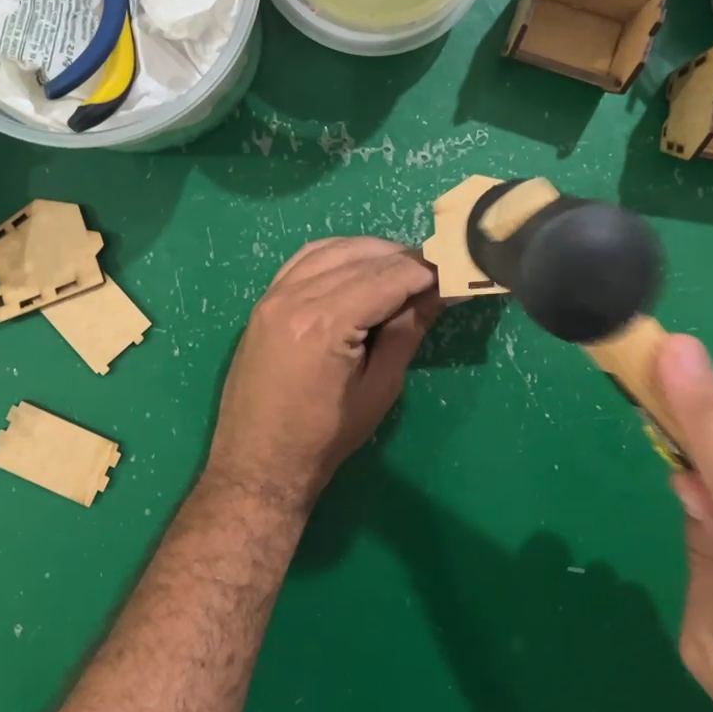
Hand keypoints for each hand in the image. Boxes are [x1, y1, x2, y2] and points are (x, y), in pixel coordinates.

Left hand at [204, 238, 441, 510]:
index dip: (425, 271)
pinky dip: (336, 254)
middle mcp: (296, 297)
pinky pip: (304, 259)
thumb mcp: (379, 388)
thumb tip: (439, 293)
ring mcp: (273, 296)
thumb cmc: (325, 438)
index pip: (388, 277)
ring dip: (371, 252)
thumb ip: (408, 331)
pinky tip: (358, 265)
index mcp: (325, 324)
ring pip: (332, 249)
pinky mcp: (263, 301)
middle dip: (403, 259)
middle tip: (435, 273)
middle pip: (361, 257)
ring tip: (402, 268)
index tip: (453, 272)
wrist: (259, 463)